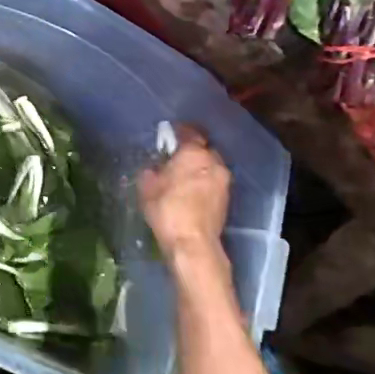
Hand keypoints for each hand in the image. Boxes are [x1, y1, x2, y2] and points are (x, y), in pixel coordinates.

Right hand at [139, 123, 231, 263]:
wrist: (192, 242)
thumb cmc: (166, 209)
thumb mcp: (147, 187)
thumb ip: (151, 171)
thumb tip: (155, 168)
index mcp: (194, 154)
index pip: (189, 132)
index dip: (179, 131)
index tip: (170, 133)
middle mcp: (214, 162)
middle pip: (204, 149)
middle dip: (191, 151)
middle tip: (176, 157)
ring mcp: (224, 181)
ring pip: (211, 166)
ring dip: (199, 167)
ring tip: (184, 176)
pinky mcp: (227, 198)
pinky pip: (214, 181)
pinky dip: (204, 181)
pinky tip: (192, 191)